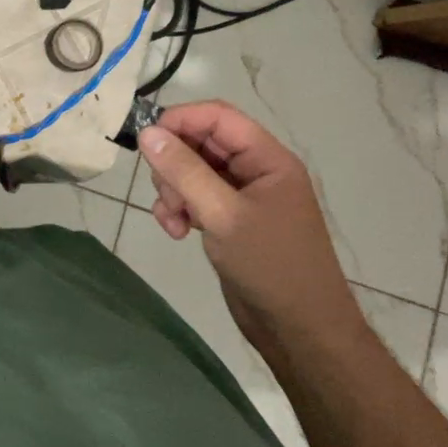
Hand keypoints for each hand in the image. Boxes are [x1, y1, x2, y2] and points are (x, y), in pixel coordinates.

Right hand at [139, 101, 366, 354]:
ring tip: (173, 220)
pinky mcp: (229, 219)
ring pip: (190, 170)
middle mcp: (255, 171)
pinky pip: (193, 197)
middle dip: (172, 164)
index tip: (146, 142)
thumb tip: (147, 133)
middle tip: (165, 194)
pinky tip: (177, 232)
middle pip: (199, 142)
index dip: (179, 120)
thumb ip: (184, 171)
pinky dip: (178, 209)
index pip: (217, 117)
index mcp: (268, 159)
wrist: (300, 330)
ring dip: (172, 191)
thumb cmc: (271, 266)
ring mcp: (242, 196)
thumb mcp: (223, 214)